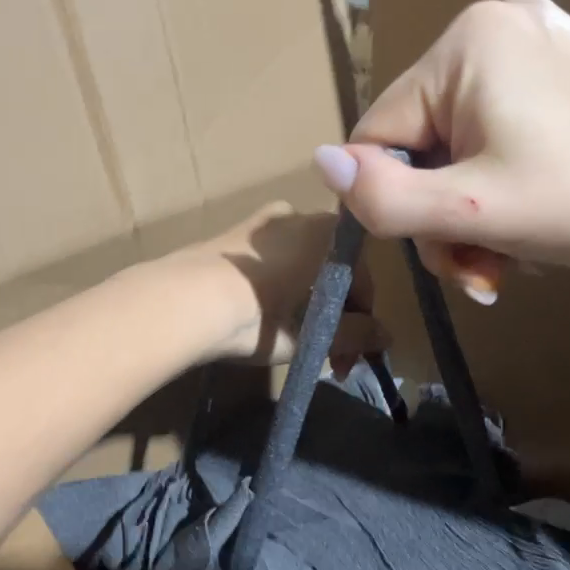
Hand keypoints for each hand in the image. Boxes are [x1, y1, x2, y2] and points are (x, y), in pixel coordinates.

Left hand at [178, 202, 386, 365]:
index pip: (362, 278)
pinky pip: (270, 266)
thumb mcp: (312, 332)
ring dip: (307, 303)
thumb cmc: (258, 317)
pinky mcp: (227, 238)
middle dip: (336, 314)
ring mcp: (259, 223)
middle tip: (329, 355)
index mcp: (328, 230)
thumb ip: (355, 334)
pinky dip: (279, 291)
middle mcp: (298, 214)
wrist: (182, 304)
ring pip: (300, 267)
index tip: (353, 355)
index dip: (364, 320)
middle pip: (331, 269)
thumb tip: (386, 338)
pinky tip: (266, 320)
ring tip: (297, 341)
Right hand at [313, 0, 569, 300]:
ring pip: (460, 154)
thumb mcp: (465, 211)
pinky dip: (502, 199)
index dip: (391, 203)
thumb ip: (382, 195)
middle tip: (478, 270)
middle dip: (441, 220)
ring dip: (469, 222)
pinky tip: (529, 235)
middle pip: (422, 145)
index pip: (378, 132)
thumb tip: (317, 163)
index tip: (438, 254)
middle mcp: (501, 27)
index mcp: (468, 41)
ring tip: (505, 263)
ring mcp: (542, 50)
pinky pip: (501, 145)